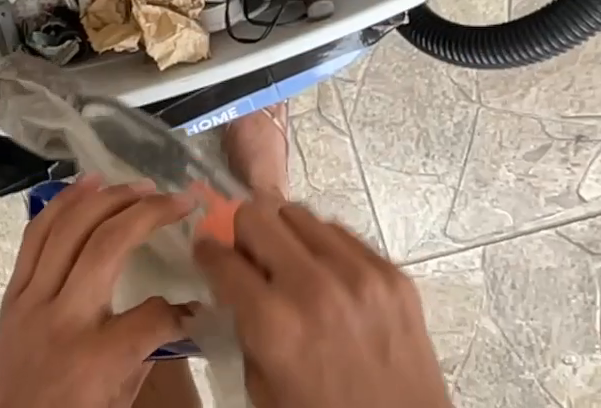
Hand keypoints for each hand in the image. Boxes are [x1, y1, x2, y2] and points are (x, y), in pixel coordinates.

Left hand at [0, 178, 192, 407]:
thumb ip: (143, 357)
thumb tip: (179, 316)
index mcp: (95, 361)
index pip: (152, 316)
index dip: (181, 310)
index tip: (197, 306)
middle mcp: (63, 319)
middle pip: (107, 246)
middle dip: (148, 214)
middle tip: (178, 198)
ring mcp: (32, 300)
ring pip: (68, 228)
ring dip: (107, 197)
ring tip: (138, 183)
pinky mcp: (11, 293)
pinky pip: (35, 235)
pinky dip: (62, 203)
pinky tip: (86, 184)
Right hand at [194, 198, 449, 407]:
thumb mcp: (263, 386)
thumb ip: (244, 325)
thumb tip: (233, 279)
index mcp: (274, 323)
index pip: (220, 257)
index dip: (207, 253)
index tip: (208, 253)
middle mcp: (314, 287)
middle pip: (255, 216)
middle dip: (243, 234)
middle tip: (251, 258)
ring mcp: (359, 275)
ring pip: (298, 213)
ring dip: (285, 236)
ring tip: (293, 266)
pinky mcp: (392, 274)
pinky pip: (341, 232)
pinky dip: (324, 247)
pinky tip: (329, 277)